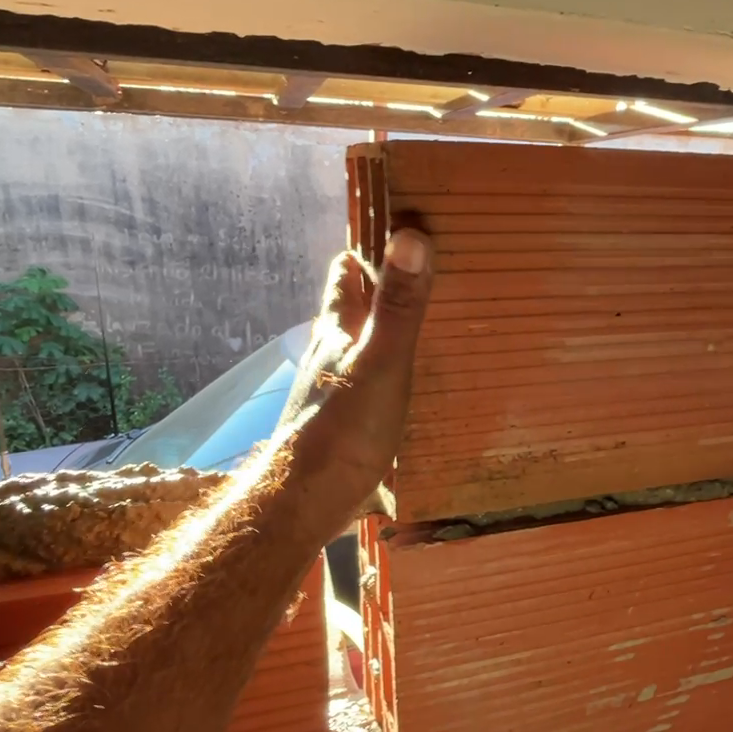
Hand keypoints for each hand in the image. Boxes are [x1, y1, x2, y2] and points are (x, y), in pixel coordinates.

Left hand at [277, 229, 433, 537]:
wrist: (305, 503)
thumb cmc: (342, 431)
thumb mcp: (382, 364)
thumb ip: (399, 308)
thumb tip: (410, 234)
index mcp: (337, 332)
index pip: (345, 275)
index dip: (364, 249)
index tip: (395, 228)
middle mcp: (329, 355)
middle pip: (352, 309)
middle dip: (380, 288)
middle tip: (424, 273)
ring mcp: (333, 391)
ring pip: (359, 348)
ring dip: (384, 333)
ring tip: (426, 326)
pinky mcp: (343, 424)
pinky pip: (370, 384)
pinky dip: (389, 373)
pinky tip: (411, 386)